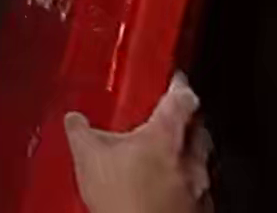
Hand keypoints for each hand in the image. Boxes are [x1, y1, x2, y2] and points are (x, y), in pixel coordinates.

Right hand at [65, 74, 213, 212]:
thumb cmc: (120, 198)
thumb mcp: (88, 156)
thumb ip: (81, 130)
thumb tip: (74, 118)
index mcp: (166, 137)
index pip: (182, 100)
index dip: (180, 86)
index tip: (176, 78)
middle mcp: (191, 161)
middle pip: (200, 129)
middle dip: (189, 119)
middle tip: (171, 113)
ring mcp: (201, 192)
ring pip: (202, 161)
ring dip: (189, 153)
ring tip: (168, 152)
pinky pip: (200, 190)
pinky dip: (187, 182)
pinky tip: (168, 187)